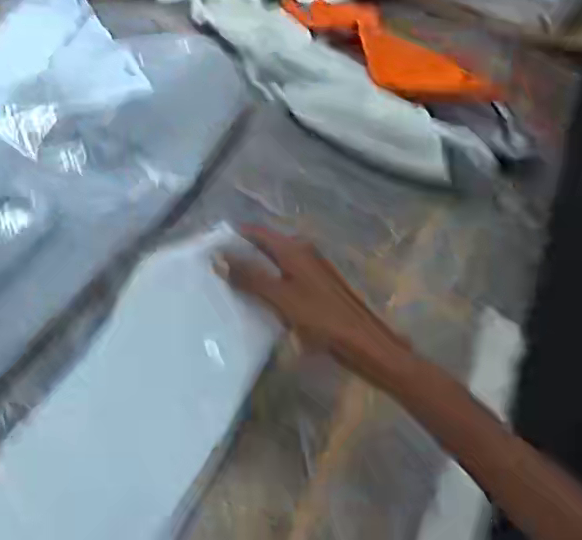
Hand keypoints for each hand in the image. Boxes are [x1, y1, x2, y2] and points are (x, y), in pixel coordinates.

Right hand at [217, 225, 410, 378]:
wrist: (373, 350)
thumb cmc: (325, 320)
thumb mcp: (280, 298)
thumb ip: (247, 276)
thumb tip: (216, 257)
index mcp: (292, 248)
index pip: (252, 231)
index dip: (230, 236)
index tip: (208, 248)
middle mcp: (303, 251)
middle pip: (263, 245)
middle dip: (240, 253)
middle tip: (216, 268)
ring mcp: (314, 269)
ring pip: (274, 262)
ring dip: (254, 270)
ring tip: (233, 284)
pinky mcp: (320, 287)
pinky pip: (285, 276)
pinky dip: (270, 282)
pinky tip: (261, 299)